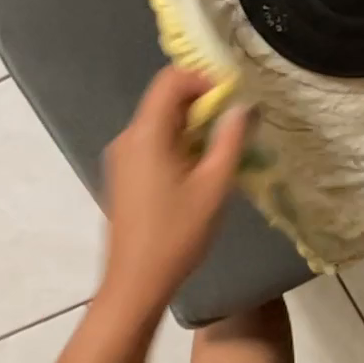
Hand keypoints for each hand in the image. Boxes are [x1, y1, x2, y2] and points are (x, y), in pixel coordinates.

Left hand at [97, 68, 249, 317]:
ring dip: (190, 125)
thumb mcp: (214, 186)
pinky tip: (197, 169)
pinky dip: (176, 142)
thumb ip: (230, 139)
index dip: (203, 78)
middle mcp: (128, 137)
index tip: (233, 97)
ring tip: (220, 148)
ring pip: (159, 122)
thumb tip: (243, 106)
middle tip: (233, 123)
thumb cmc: (177, 234)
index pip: (170, 80)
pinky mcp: (122, 174)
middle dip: (201, 102)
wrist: (135, 284)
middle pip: (164, 99)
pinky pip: (151, 142)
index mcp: (146, 133)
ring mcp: (121, 156)